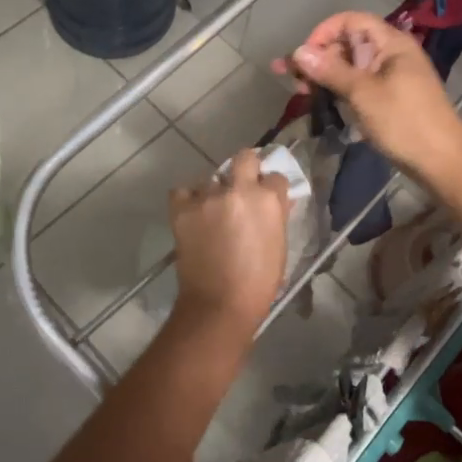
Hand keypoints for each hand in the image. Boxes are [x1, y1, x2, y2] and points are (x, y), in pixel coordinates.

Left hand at [168, 150, 291, 326]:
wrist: (219, 304)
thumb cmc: (258, 282)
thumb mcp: (279, 246)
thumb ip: (275, 216)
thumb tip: (274, 202)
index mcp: (268, 200)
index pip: (275, 177)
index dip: (270, 187)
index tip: (266, 197)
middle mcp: (238, 189)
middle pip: (244, 158)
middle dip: (246, 167)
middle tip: (242, 187)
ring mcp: (207, 197)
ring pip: (211, 179)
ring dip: (214, 191)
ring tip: (212, 212)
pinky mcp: (182, 208)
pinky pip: (183, 191)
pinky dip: (188, 199)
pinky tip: (193, 214)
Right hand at [270, 12, 461, 188]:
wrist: (442, 162)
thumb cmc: (404, 122)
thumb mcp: (363, 93)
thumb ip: (330, 70)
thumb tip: (297, 51)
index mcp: (391, 43)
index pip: (351, 21)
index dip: (323, 33)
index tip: (303, 56)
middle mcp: (391, 54)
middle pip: (347, 44)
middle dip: (318, 58)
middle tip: (293, 82)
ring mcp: (391, 78)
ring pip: (350, 67)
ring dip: (324, 76)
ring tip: (301, 94)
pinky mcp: (389, 99)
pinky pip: (358, 86)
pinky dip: (338, 91)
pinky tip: (320, 103)